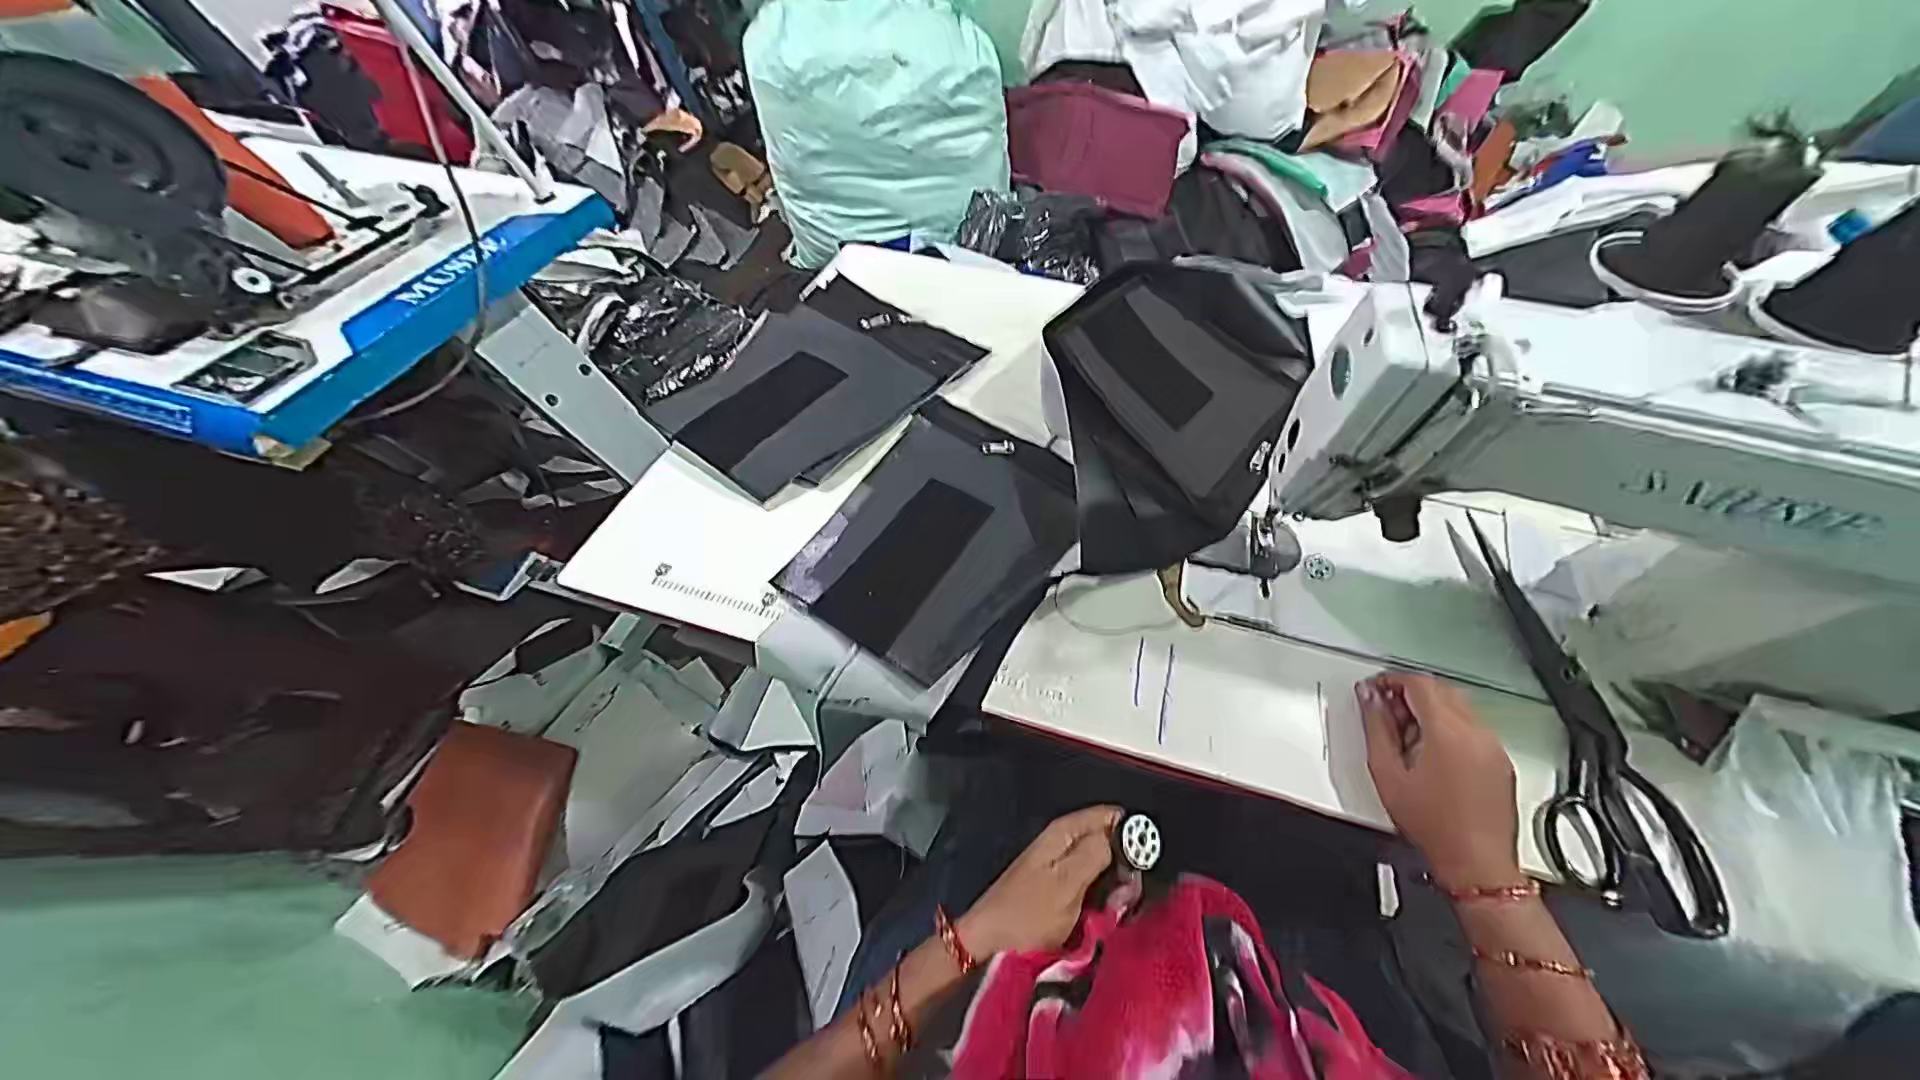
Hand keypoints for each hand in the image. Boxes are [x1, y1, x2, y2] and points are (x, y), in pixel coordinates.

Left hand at [958, 805, 1120, 956]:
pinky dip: (1100, 899)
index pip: (1110, 816)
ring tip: (1112, 909)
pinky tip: (1100, 917)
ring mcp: (1061, 865)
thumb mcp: (1067, 883)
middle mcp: (1063, 841)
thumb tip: (1122, 838)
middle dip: (1124, 866)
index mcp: (1064, 831)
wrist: (991, 941)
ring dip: (1113, 887)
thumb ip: (1095, 853)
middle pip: (1109, 842)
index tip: (1144, 861)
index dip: (1131, 835)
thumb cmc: (1027, 913)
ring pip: (1103, 867)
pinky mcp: (1060, 888)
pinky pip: (1091, 886)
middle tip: (1126, 893)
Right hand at [1357, 673, 1521, 889]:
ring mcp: (1493, 748)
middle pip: (1441, 689)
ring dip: (1428, 708)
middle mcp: (1477, 735)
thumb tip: (1369, 697)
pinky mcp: (1499, 761)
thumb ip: (1375, 726)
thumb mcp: (1386, 770)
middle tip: (1384, 710)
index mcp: (1448, 733)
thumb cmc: (1433, 824)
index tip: (1374, 690)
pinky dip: (1447, 726)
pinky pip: (1471, 727)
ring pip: (1457, 706)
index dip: (1390, 680)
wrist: (1476, 863)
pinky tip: (1428, 751)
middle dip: (1408, 693)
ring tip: (1404, 734)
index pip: (1419, 683)